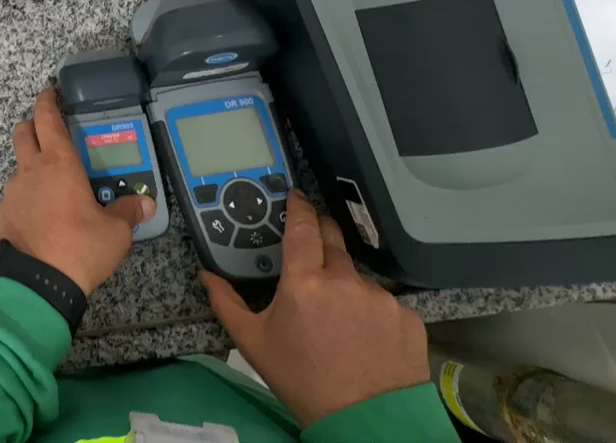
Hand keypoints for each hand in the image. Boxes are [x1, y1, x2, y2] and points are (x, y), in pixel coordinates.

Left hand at [0, 88, 155, 294]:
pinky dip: (26, 196)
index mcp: (59, 163)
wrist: (37, 282)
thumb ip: (128, 212)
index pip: (48, 119)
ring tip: (51, 183)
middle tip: (48, 129)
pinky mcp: (3, 212)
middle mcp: (31, 169)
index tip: (49, 92)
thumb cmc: (79, 248)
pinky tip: (40, 214)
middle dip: (32, 124)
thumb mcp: (115, 232)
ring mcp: (14, 190)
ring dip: (31, 165)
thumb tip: (146, 202)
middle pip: (23, 132)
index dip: (47, 101)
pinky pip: (15, 195)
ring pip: (19, 165)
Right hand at [201, 192, 429, 426]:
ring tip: (337, 311)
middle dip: (320, 234)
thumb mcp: (254, 342)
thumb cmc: (303, 380)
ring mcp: (381, 298)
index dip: (299, 206)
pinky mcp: (409, 318)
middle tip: (310, 244)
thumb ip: (225, 302)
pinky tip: (364, 332)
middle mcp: (344, 280)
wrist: (369, 427)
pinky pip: (384, 301)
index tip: (296, 195)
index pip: (303, 226)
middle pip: (332, 239)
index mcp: (304, 281)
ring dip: (345, 280)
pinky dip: (371, 308)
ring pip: (357, 274)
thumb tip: (206, 273)